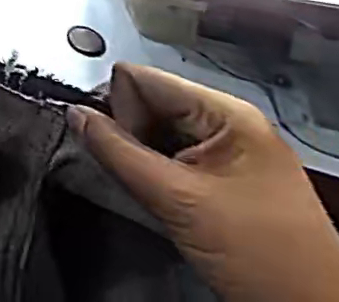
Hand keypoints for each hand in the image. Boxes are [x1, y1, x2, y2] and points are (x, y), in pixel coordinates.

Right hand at [71, 64, 338, 301]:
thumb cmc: (264, 259)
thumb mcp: (177, 201)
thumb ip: (116, 150)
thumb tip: (74, 113)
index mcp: (225, 111)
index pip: (138, 78)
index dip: (121, 111)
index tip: (133, 155)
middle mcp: (228, 119)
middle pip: (146, 100)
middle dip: (132, 135)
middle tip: (150, 180)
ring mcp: (231, 146)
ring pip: (156, 127)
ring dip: (145, 155)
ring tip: (163, 194)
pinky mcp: (229, 171)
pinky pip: (173, 150)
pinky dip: (160, 170)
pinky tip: (172, 199)